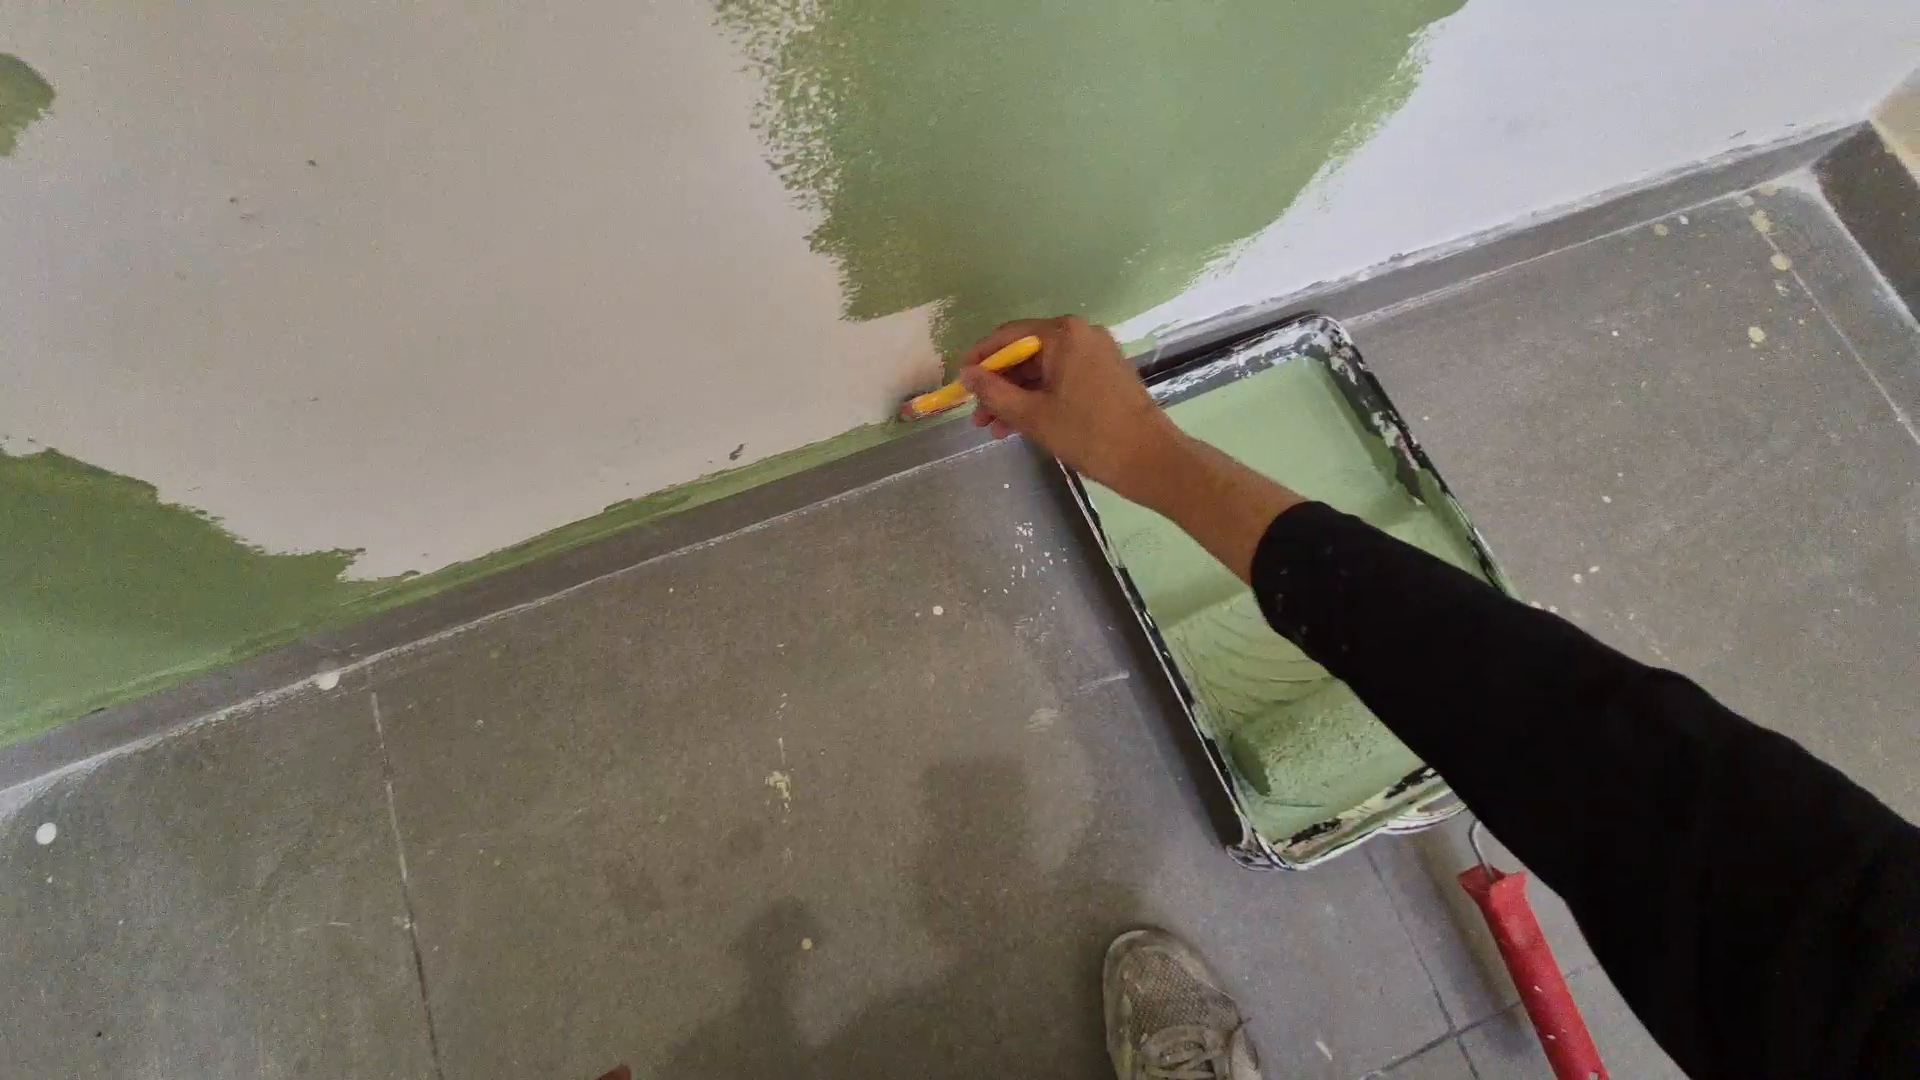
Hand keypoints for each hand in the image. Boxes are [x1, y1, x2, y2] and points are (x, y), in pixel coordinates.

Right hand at [958, 316, 1183, 497]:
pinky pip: (1061, 380)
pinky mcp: (1105, 375)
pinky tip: (1021, 426)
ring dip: (1016, 398)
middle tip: (978, 417)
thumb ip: (994, 392)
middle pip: (1026, 354)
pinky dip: (1040, 400)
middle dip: (998, 386)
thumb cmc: (1087, 433)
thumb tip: (966, 374)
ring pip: (1043, 371)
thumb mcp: (1032, 414)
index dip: (980, 359)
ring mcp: (1096, 354)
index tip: (961, 384)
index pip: (1008, 337)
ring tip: (995, 430)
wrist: (1148, 458)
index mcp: (1063, 334)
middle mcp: (1081, 335)